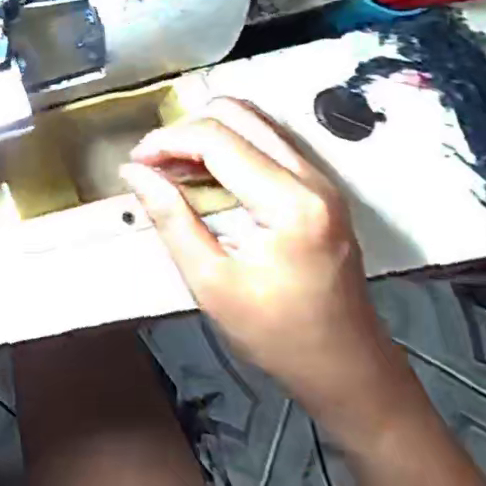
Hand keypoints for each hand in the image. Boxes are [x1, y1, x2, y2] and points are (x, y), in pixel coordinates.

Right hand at [119, 98, 404, 413]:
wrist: (350, 372)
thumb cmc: (282, 338)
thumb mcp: (213, 285)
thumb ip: (171, 219)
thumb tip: (135, 172)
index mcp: (291, 204)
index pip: (216, 138)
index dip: (166, 141)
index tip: (137, 162)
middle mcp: (311, 178)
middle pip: (235, 114)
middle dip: (184, 130)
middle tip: (154, 164)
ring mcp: (319, 179)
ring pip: (251, 118)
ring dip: (205, 133)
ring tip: (174, 168)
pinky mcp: (317, 185)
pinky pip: (264, 139)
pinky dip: (227, 144)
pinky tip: (204, 174)